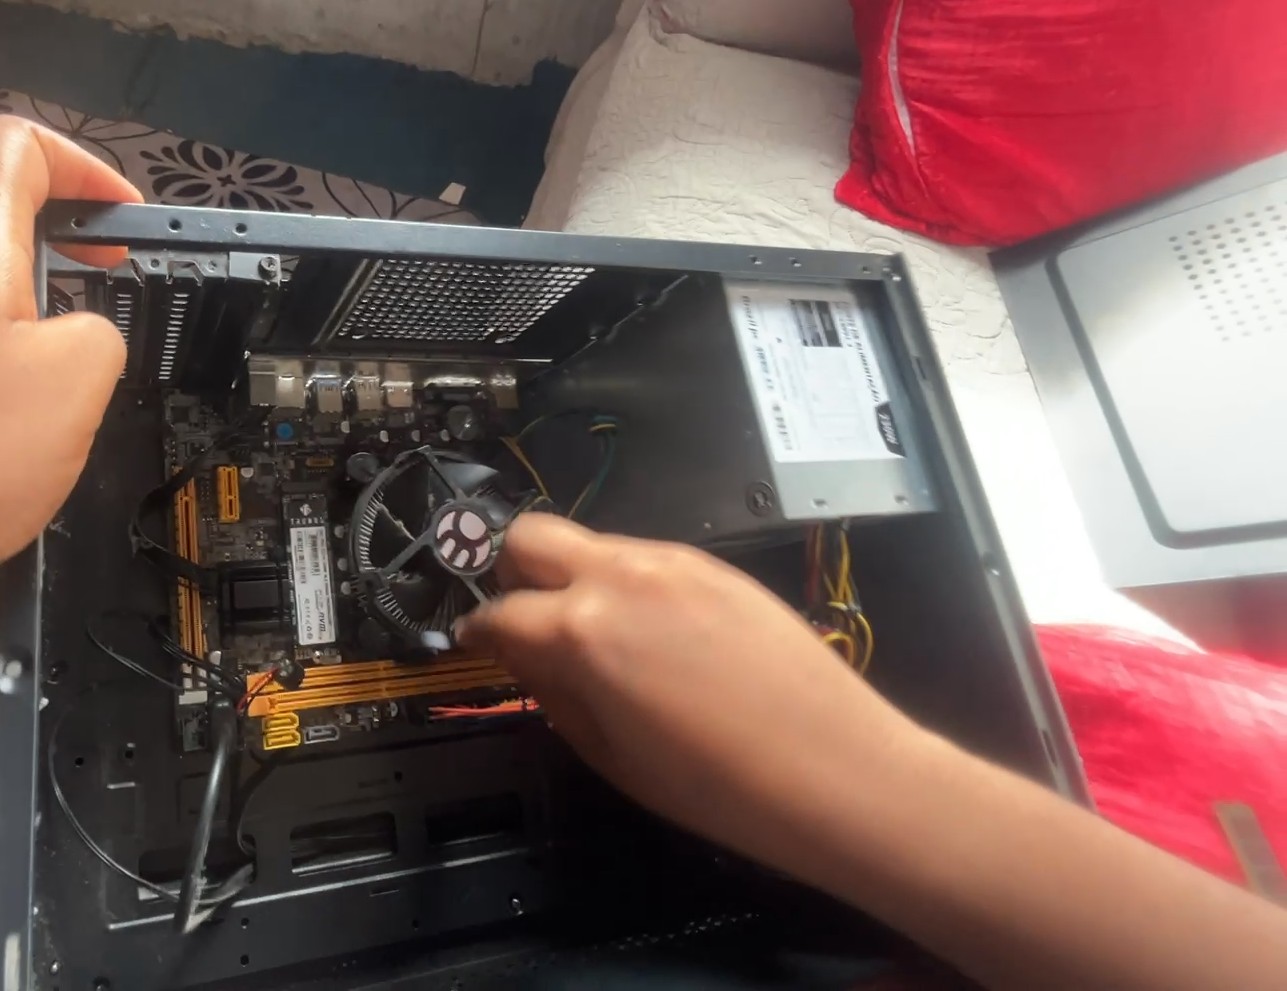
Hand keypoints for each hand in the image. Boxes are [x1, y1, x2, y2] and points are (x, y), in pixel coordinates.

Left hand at [0, 117, 140, 596]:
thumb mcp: (80, 374)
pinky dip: (13, 315)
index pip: (13, 146)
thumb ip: (101, 328)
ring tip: (83, 316)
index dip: (84, 165)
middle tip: (111, 259)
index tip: (130, 222)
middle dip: (62, 207)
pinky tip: (37, 374)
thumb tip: (78, 335)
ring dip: (37, 264)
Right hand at [457, 514, 928, 866]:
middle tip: (522, 612)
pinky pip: (637, 556)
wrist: (846, 774)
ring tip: (594, 627)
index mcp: (581, 630)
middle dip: (507, 568)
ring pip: (584, 541)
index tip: (475, 640)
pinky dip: (618, 581)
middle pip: (526, 534)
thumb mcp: (606, 750)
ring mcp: (666, 561)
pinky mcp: (707, 562)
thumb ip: (546, 686)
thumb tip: (514, 651)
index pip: (497, 611)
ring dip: (567, 574)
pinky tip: (650, 629)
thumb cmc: (716, 786)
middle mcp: (615, 576)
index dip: (476, 629)